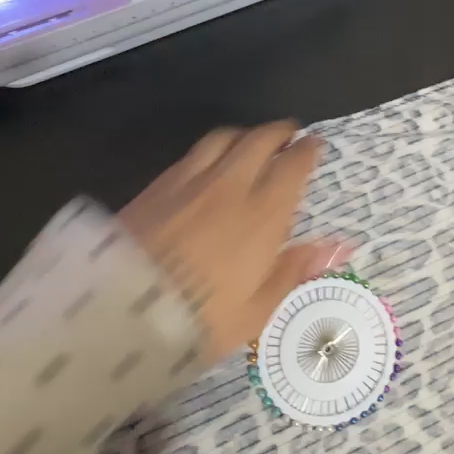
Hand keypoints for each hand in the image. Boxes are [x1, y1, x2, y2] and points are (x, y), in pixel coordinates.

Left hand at [117, 122, 346, 362]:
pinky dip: (210, 151)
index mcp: (263, 213)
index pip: (293, 165)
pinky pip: (191, 155)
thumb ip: (294, 271)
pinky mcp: (154, 187)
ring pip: (223, 138)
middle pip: (259, 139)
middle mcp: (229, 185)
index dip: (307, 151)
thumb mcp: (256, 310)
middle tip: (289, 135)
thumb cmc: (199, 321)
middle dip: (279, 132)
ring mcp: (188, 181)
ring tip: (250, 142)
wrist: (117, 316)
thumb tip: (337, 247)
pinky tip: (207, 165)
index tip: (314, 146)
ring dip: (244, 134)